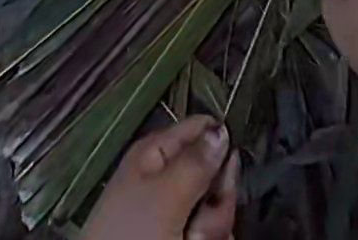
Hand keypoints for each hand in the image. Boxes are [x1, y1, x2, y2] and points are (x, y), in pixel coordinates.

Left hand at [81, 115, 238, 239]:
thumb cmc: (131, 238)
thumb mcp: (164, 197)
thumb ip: (196, 162)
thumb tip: (221, 130)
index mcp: (157, 153)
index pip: (202, 128)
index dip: (221, 146)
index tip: (225, 171)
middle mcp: (167, 177)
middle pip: (215, 174)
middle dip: (216, 202)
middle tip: (196, 226)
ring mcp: (173, 211)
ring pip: (216, 208)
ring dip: (211, 228)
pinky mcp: (177, 236)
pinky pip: (211, 232)